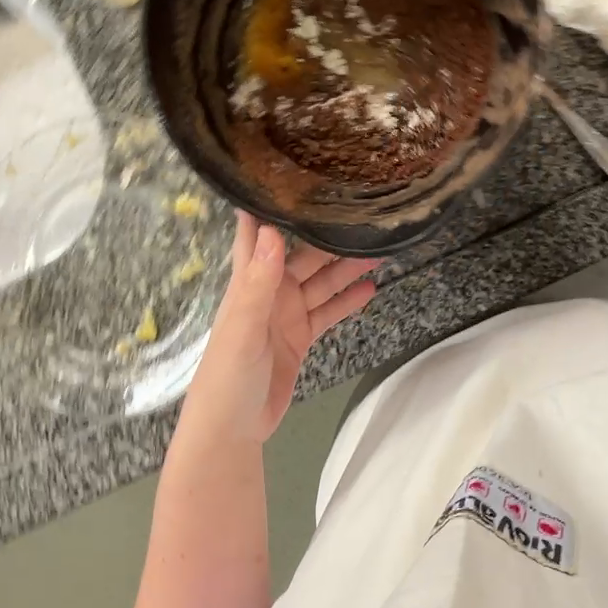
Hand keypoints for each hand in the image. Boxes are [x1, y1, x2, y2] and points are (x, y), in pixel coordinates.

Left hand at [179, 213, 378, 444]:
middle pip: (302, 256)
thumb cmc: (228, 375)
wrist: (233, 429)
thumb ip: (257, 282)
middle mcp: (269, 292)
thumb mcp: (242, 328)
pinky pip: (327, 311)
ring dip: (345, 268)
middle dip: (328, 238)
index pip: (256, 234)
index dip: (270, 207)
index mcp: (249, 283)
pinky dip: (347, 300)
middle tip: (361, 216)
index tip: (291, 178)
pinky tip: (370, 288)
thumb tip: (270, 230)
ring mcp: (286, 314)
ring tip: (378, 249)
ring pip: (321, 282)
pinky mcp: (299, 337)